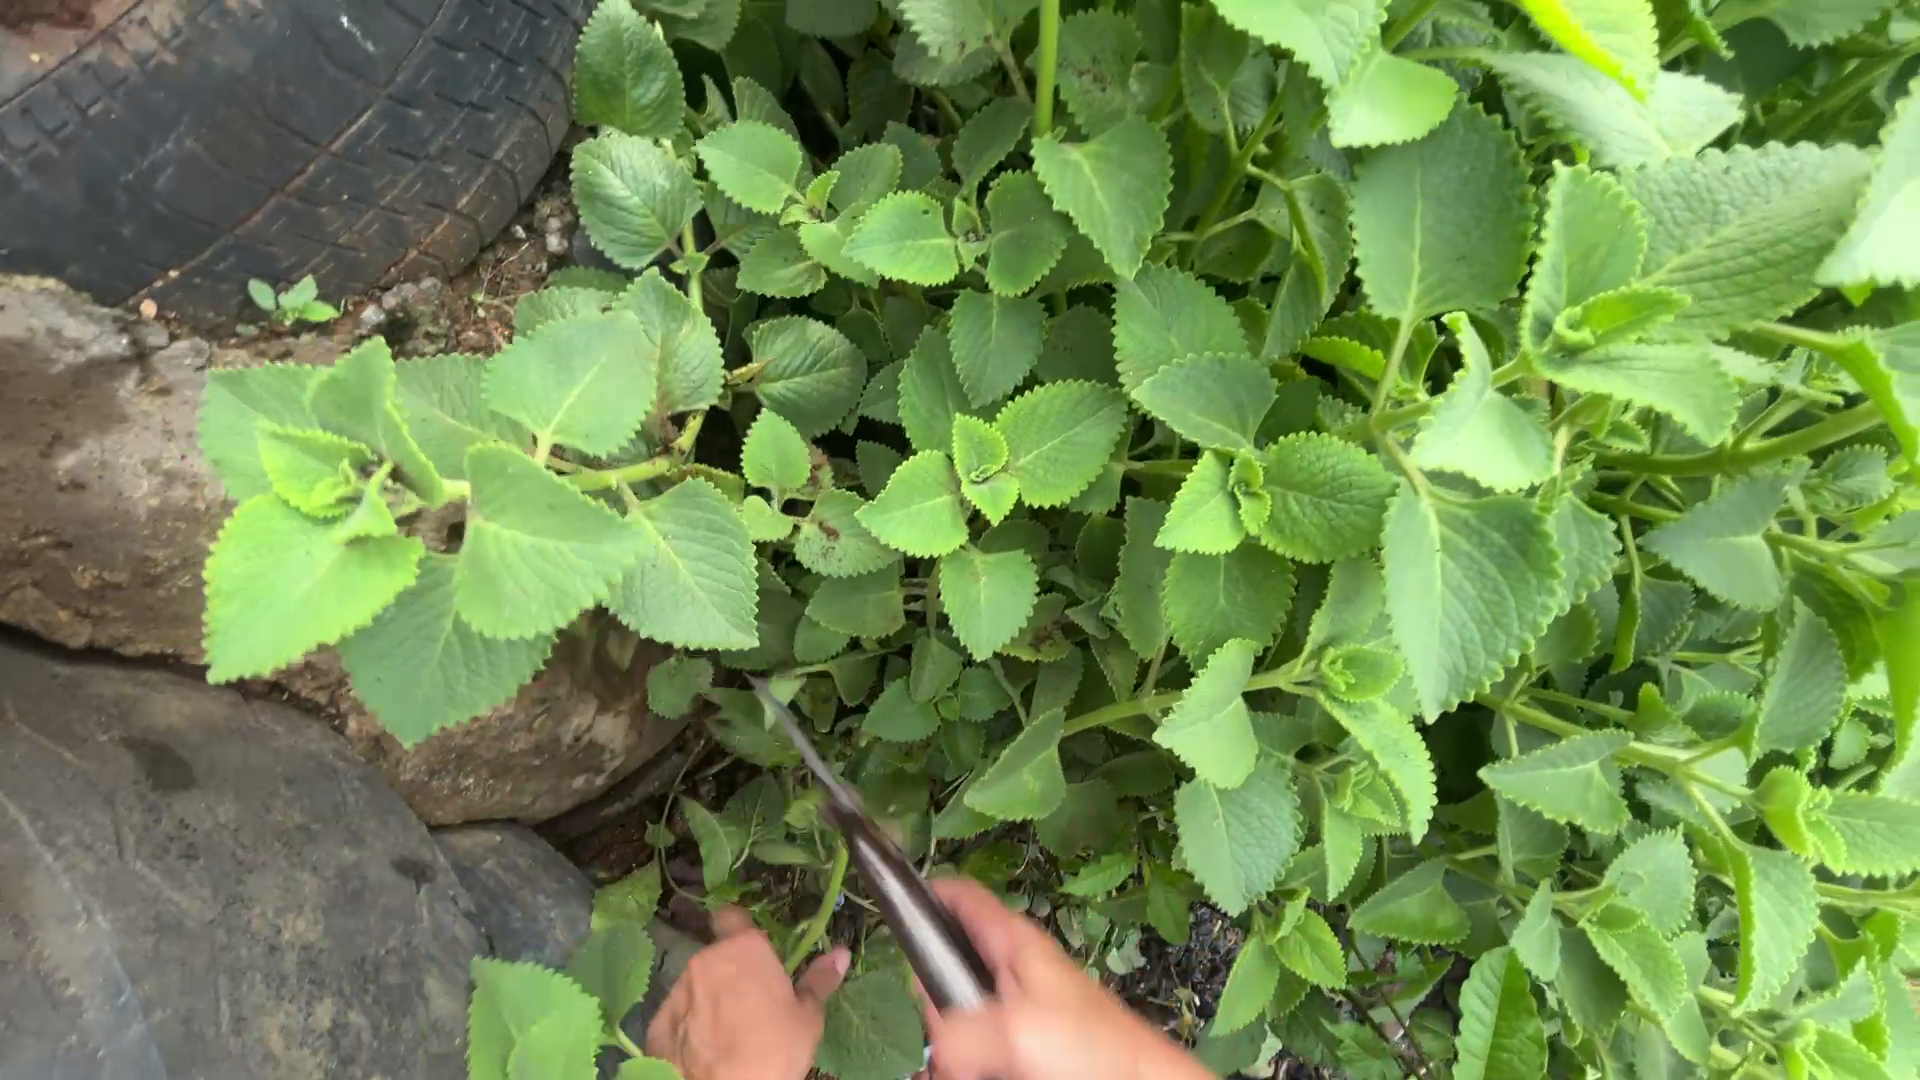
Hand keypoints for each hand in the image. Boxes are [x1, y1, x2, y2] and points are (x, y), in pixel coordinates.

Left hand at [646, 907, 849, 1079]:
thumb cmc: (771, 1053)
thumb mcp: (807, 1019)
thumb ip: (819, 980)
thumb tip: (841, 952)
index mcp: (744, 948)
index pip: (732, 916)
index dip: (740, 929)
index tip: (753, 950)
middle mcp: (706, 960)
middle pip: (718, 956)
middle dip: (731, 972)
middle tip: (751, 1003)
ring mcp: (677, 992)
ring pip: (697, 986)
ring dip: (709, 999)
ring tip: (726, 1033)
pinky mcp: (656, 1027)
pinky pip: (677, 1017)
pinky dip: (688, 1027)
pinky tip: (703, 1053)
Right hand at [920, 879, 1211, 1079]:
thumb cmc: (1088, 1044)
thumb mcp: (1018, 1028)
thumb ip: (963, 1027)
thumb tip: (934, 1044)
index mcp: (1011, 940)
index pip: (959, 896)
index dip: (925, 894)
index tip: (894, 914)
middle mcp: (1007, 968)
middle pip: (945, 963)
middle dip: (930, 994)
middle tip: (937, 1026)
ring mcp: (1012, 1009)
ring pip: (955, 1015)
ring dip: (947, 1041)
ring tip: (956, 1064)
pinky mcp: (1017, 1047)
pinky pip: (971, 1048)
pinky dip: (961, 1061)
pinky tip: (963, 1071)